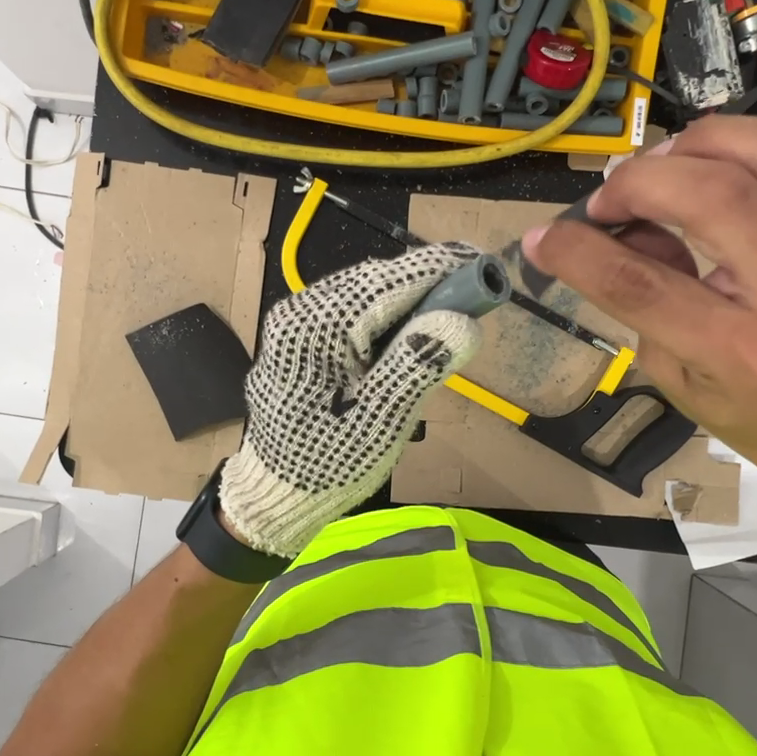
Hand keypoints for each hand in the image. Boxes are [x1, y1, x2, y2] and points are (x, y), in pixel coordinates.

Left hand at [220, 243, 483, 557]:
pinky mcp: (298, 341)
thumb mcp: (380, 420)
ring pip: (361, 295)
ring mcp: (294, 325)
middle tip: (472, 290)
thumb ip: (417, 365)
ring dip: (404, 298)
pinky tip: (407, 331)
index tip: (480, 260)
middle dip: (423, 281)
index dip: (436, 268)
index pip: (386, 282)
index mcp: (315, 329)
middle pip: (372, 282)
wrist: (276, 495)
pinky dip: (382, 316)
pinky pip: (348, 314)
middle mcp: (298, 314)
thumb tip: (463, 320)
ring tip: (448, 308)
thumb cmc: (326, 463)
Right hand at [521, 115, 756, 503]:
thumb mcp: (669, 374)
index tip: (543, 238)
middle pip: (719, 201)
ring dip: (718, 140)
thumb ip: (637, 298)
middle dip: (644, 183)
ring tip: (675, 158)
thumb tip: (608, 225)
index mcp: (740, 351)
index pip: (644, 285)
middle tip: (610, 197)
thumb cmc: (742, 411)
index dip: (580, 253)